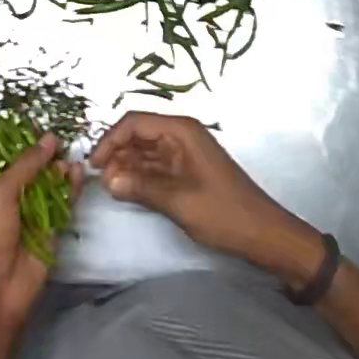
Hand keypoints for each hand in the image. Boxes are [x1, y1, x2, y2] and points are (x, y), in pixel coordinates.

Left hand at [0, 134, 82, 314]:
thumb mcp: (2, 191)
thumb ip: (27, 163)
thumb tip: (50, 137)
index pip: (12, 152)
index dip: (27, 138)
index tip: (45, 121)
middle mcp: (16, 192)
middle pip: (36, 165)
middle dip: (49, 152)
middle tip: (64, 138)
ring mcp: (35, 210)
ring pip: (52, 182)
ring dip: (61, 168)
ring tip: (71, 156)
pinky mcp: (53, 227)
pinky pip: (66, 202)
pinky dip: (73, 187)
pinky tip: (78, 173)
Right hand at [89, 112, 324, 287]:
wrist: (265, 235)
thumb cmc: (224, 213)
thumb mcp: (179, 201)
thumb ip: (142, 187)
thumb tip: (108, 179)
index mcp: (182, 130)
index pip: (135, 122)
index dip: (111, 139)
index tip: (93, 164)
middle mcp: (181, 135)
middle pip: (139, 133)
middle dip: (117, 152)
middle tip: (99, 179)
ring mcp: (184, 152)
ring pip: (145, 150)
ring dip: (126, 164)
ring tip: (110, 185)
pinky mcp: (186, 170)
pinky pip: (155, 165)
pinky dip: (140, 174)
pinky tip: (127, 188)